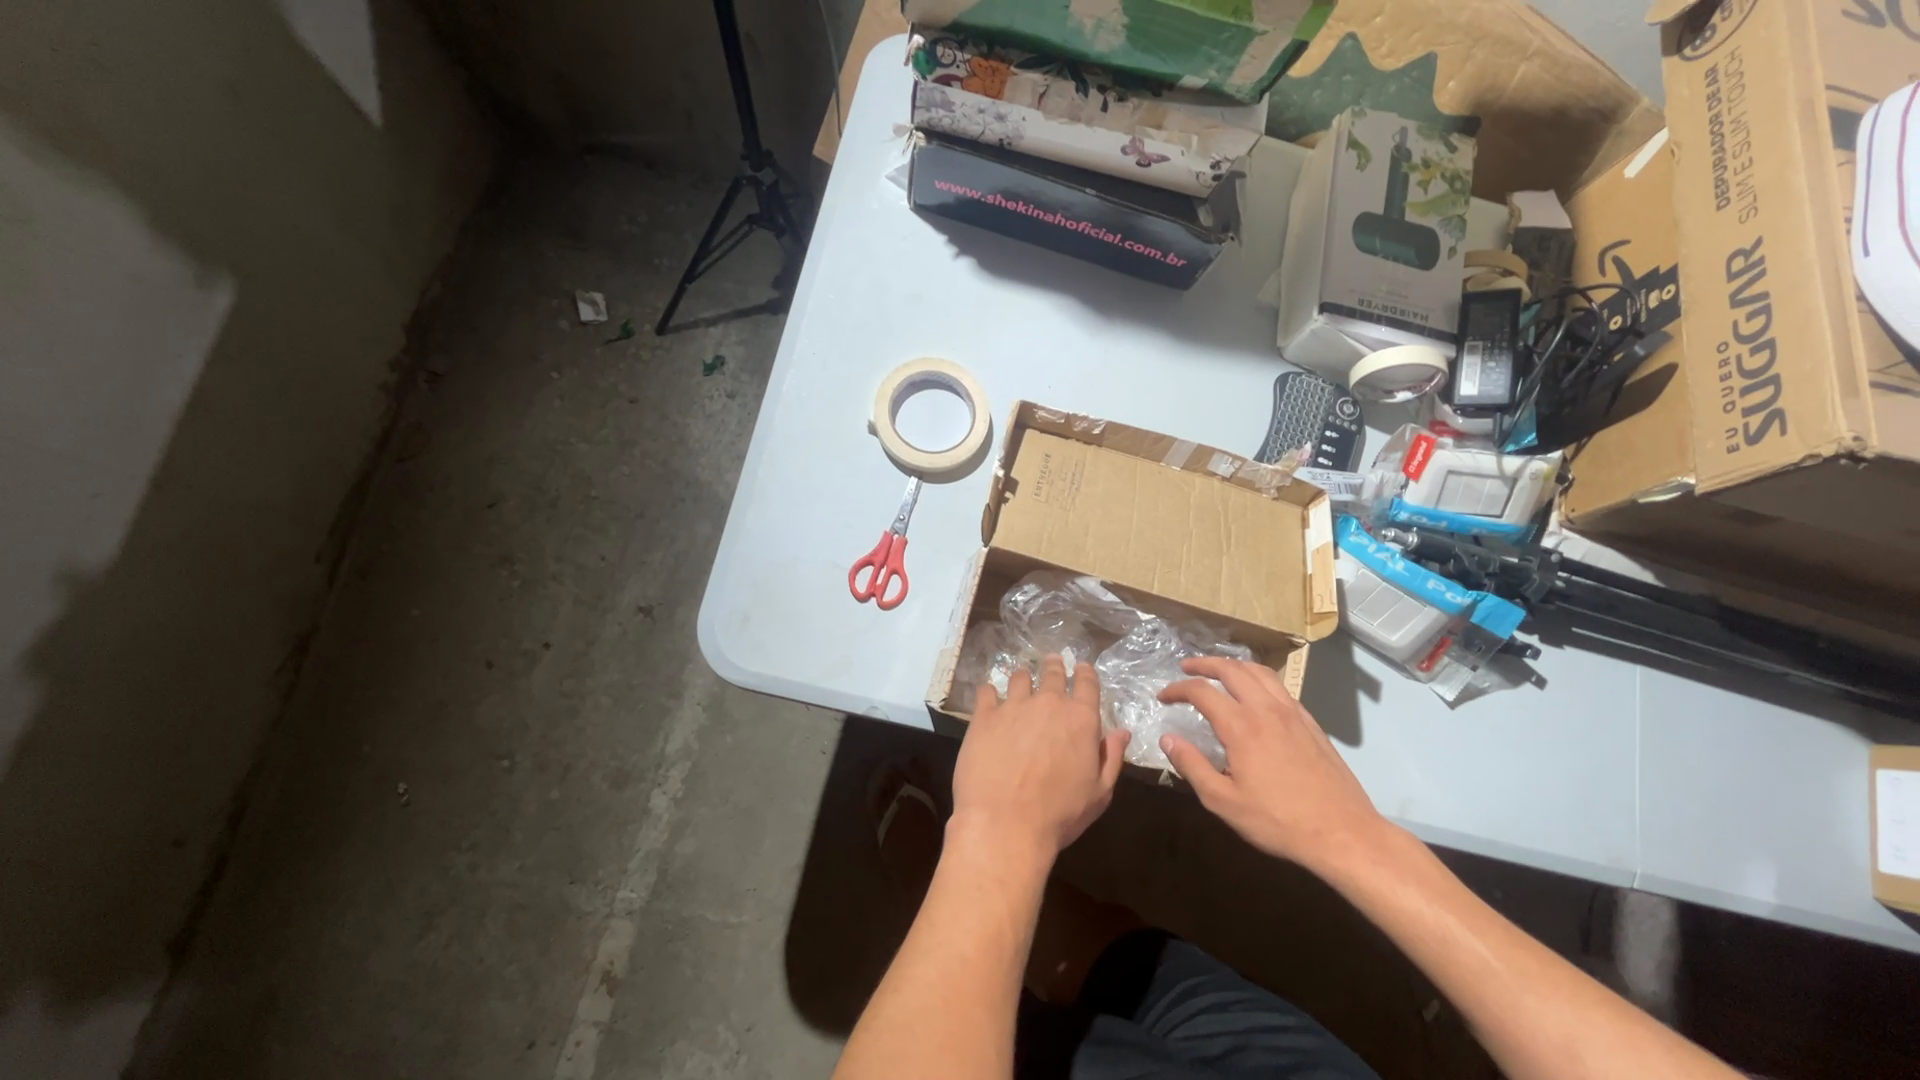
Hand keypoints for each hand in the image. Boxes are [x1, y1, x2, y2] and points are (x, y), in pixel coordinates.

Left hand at [952, 656, 1129, 859]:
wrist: (1005, 824)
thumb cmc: (1059, 814)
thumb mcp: (1099, 793)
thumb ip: (1112, 758)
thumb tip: (1122, 732)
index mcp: (1081, 719)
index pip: (1087, 683)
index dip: (1085, 673)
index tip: (1081, 668)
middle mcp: (1048, 704)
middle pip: (1052, 674)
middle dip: (1054, 666)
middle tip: (1052, 662)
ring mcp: (1013, 707)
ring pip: (1019, 678)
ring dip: (1023, 677)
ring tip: (1020, 679)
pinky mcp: (983, 716)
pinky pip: (986, 691)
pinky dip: (989, 691)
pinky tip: (988, 697)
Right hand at [1158, 657, 1390, 875]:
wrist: (1342, 832)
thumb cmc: (1277, 821)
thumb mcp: (1223, 801)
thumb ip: (1192, 766)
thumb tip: (1168, 739)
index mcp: (1241, 727)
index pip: (1202, 692)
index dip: (1178, 689)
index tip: (1163, 697)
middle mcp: (1267, 710)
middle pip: (1232, 670)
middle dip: (1205, 664)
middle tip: (1186, 669)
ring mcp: (1293, 714)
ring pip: (1260, 673)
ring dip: (1234, 666)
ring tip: (1219, 672)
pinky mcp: (1311, 723)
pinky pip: (1280, 688)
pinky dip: (1259, 680)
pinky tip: (1255, 696)